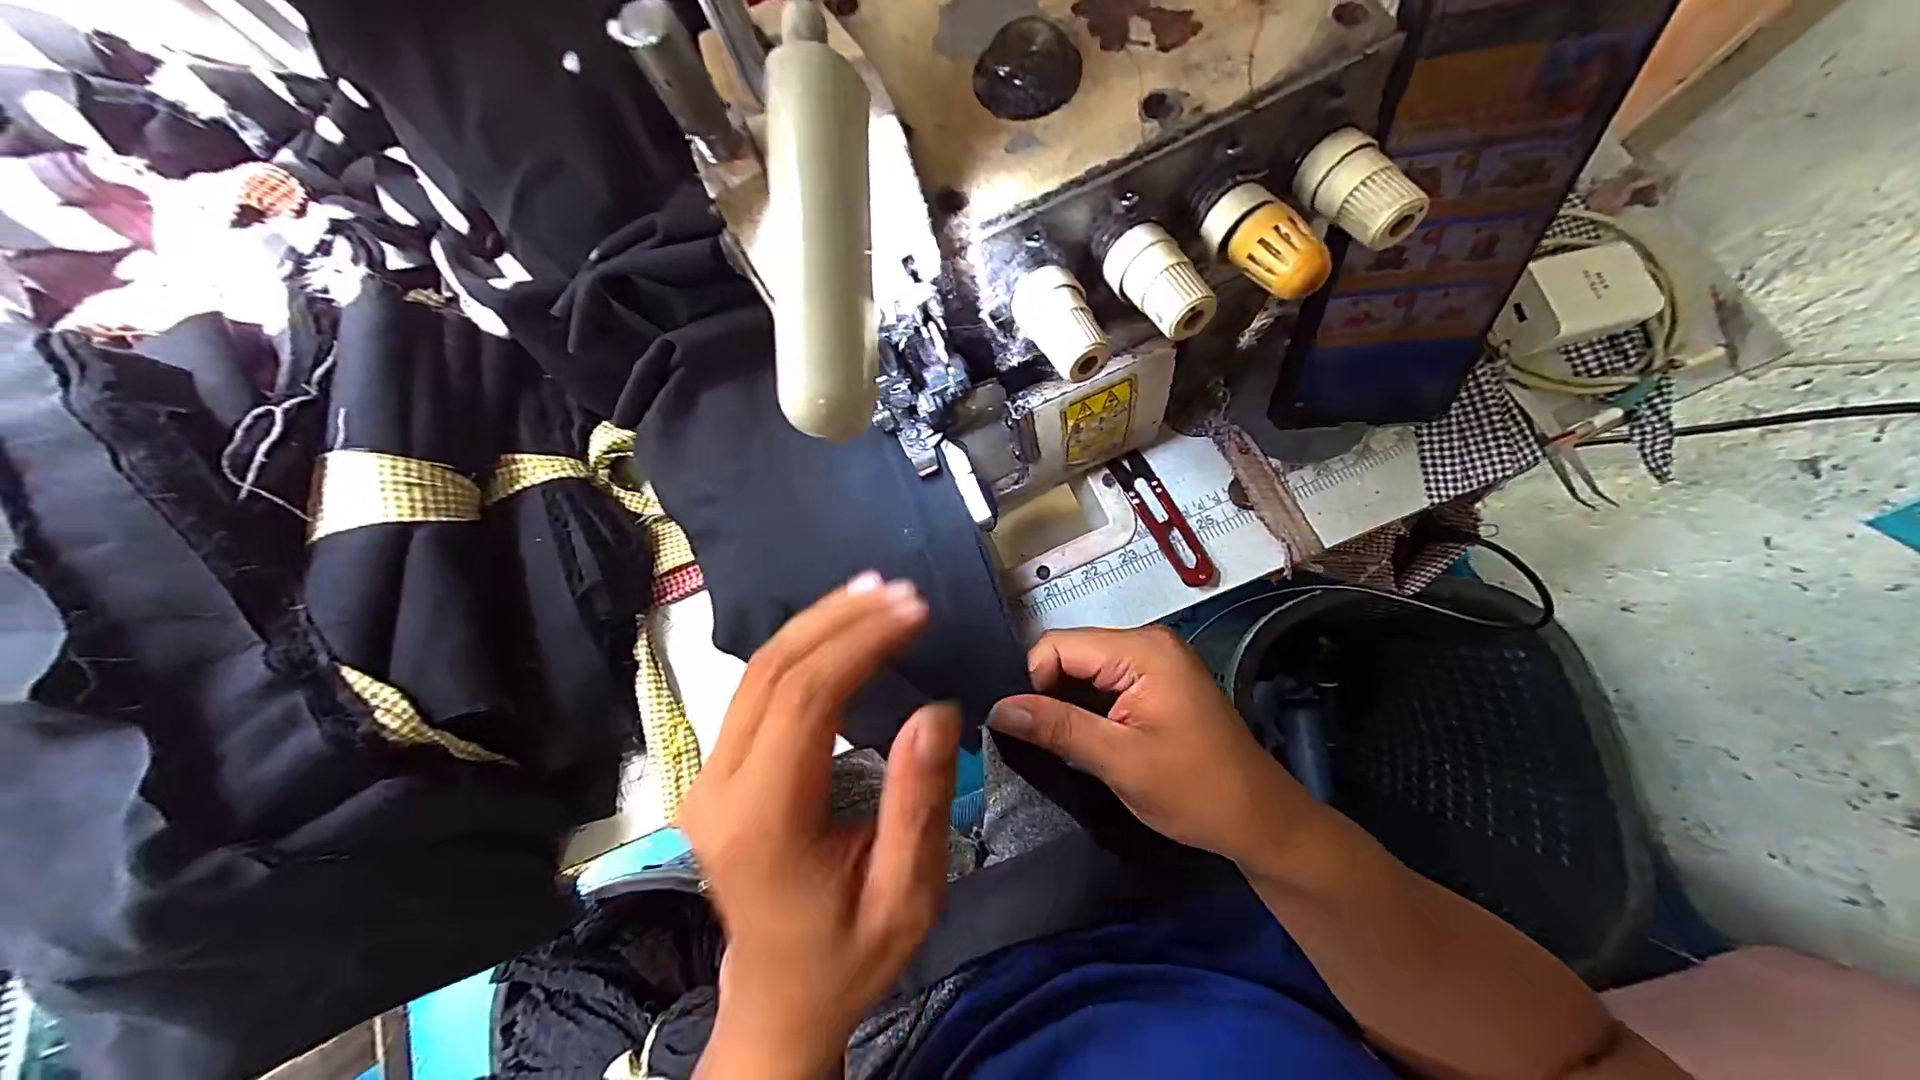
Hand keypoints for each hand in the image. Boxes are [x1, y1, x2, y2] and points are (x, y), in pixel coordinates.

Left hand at [679, 573, 959, 1078]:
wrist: (779, 997)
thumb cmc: (849, 955)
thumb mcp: (906, 896)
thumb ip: (918, 805)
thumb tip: (936, 712)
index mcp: (764, 822)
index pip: (806, 701)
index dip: (861, 644)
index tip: (914, 613)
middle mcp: (719, 789)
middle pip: (773, 671)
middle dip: (840, 620)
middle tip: (901, 593)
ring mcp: (708, 776)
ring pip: (758, 672)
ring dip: (819, 624)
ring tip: (875, 594)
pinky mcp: (717, 770)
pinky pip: (758, 690)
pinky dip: (804, 650)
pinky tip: (841, 630)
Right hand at [987, 626, 1309, 871]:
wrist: (1260, 820)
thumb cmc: (1195, 790)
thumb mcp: (1119, 760)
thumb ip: (1056, 727)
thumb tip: (998, 709)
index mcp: (1143, 649)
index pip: (1058, 645)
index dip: (1033, 683)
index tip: (1031, 729)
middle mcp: (1148, 642)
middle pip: (1070, 653)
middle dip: (1049, 693)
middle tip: (1045, 741)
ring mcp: (1154, 660)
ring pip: (1083, 669)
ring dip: (1067, 703)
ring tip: (1064, 742)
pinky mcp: (1156, 681)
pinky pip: (1103, 681)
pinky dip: (1087, 707)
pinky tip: (1087, 736)